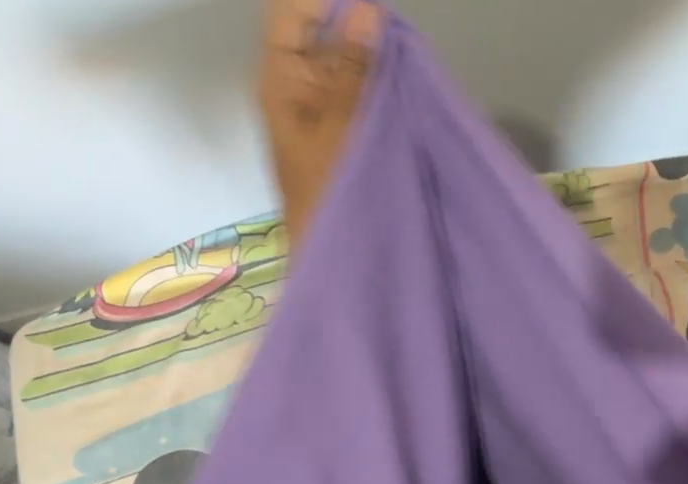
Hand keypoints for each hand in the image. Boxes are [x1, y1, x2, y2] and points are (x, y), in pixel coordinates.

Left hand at [257, 0, 383, 246]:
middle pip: (324, 34)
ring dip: (375, 63)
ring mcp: (320, 111)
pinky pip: (360, 96)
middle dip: (361, 33)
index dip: (331, 4)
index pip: (295, 12)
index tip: (378, 15)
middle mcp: (296, 86)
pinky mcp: (342, 134)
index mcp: (280, 77)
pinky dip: (380, 90)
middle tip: (398, 46)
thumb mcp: (340, 126)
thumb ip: (354, 68)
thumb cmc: (326, 192)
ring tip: (406, 69)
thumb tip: (367, 9)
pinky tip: (404, 93)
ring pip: (347, 65)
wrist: (326, 255)